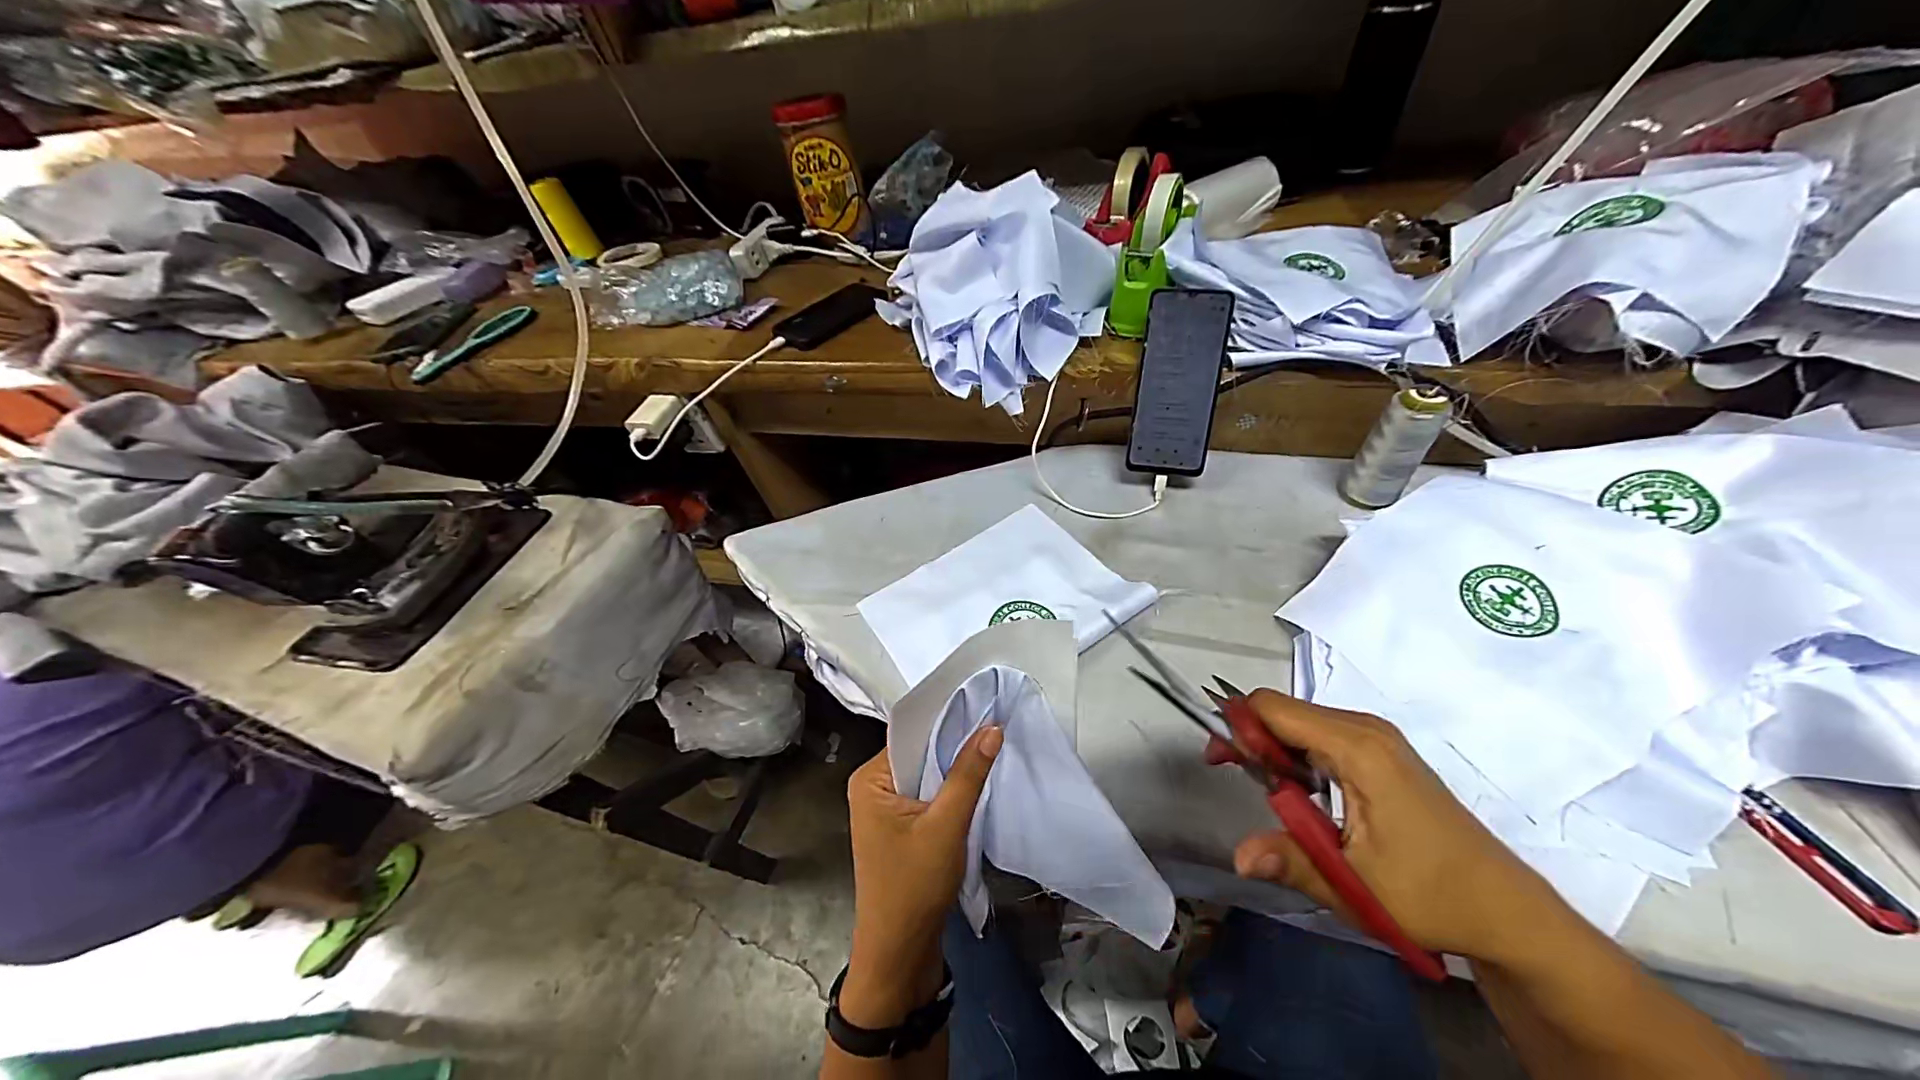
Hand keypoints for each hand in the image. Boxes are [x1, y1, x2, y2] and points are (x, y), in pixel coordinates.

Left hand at [839, 725, 1001, 1025]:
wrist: (900, 954)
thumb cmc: (914, 886)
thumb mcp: (946, 825)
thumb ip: (968, 774)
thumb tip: (991, 727)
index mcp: (869, 779)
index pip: (911, 735)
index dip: (947, 723)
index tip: (984, 709)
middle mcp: (872, 788)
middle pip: (919, 754)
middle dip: (954, 749)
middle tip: (994, 732)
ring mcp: (885, 810)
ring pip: (927, 776)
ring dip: (954, 774)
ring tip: (990, 756)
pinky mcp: (900, 829)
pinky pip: (928, 797)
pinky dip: (950, 795)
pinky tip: (974, 789)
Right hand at [1232, 690, 1573, 965]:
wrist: (1506, 911)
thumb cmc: (1431, 894)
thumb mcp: (1353, 884)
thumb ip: (1290, 860)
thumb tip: (1237, 857)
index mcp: (1357, 748)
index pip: (1273, 707)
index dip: (1237, 725)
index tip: (1219, 761)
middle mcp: (1366, 730)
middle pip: (1284, 712)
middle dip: (1250, 739)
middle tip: (1237, 780)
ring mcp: (1378, 739)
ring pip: (1300, 724)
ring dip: (1273, 752)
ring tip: (1274, 798)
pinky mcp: (1382, 753)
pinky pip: (1322, 737)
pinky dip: (1298, 758)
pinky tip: (1303, 796)